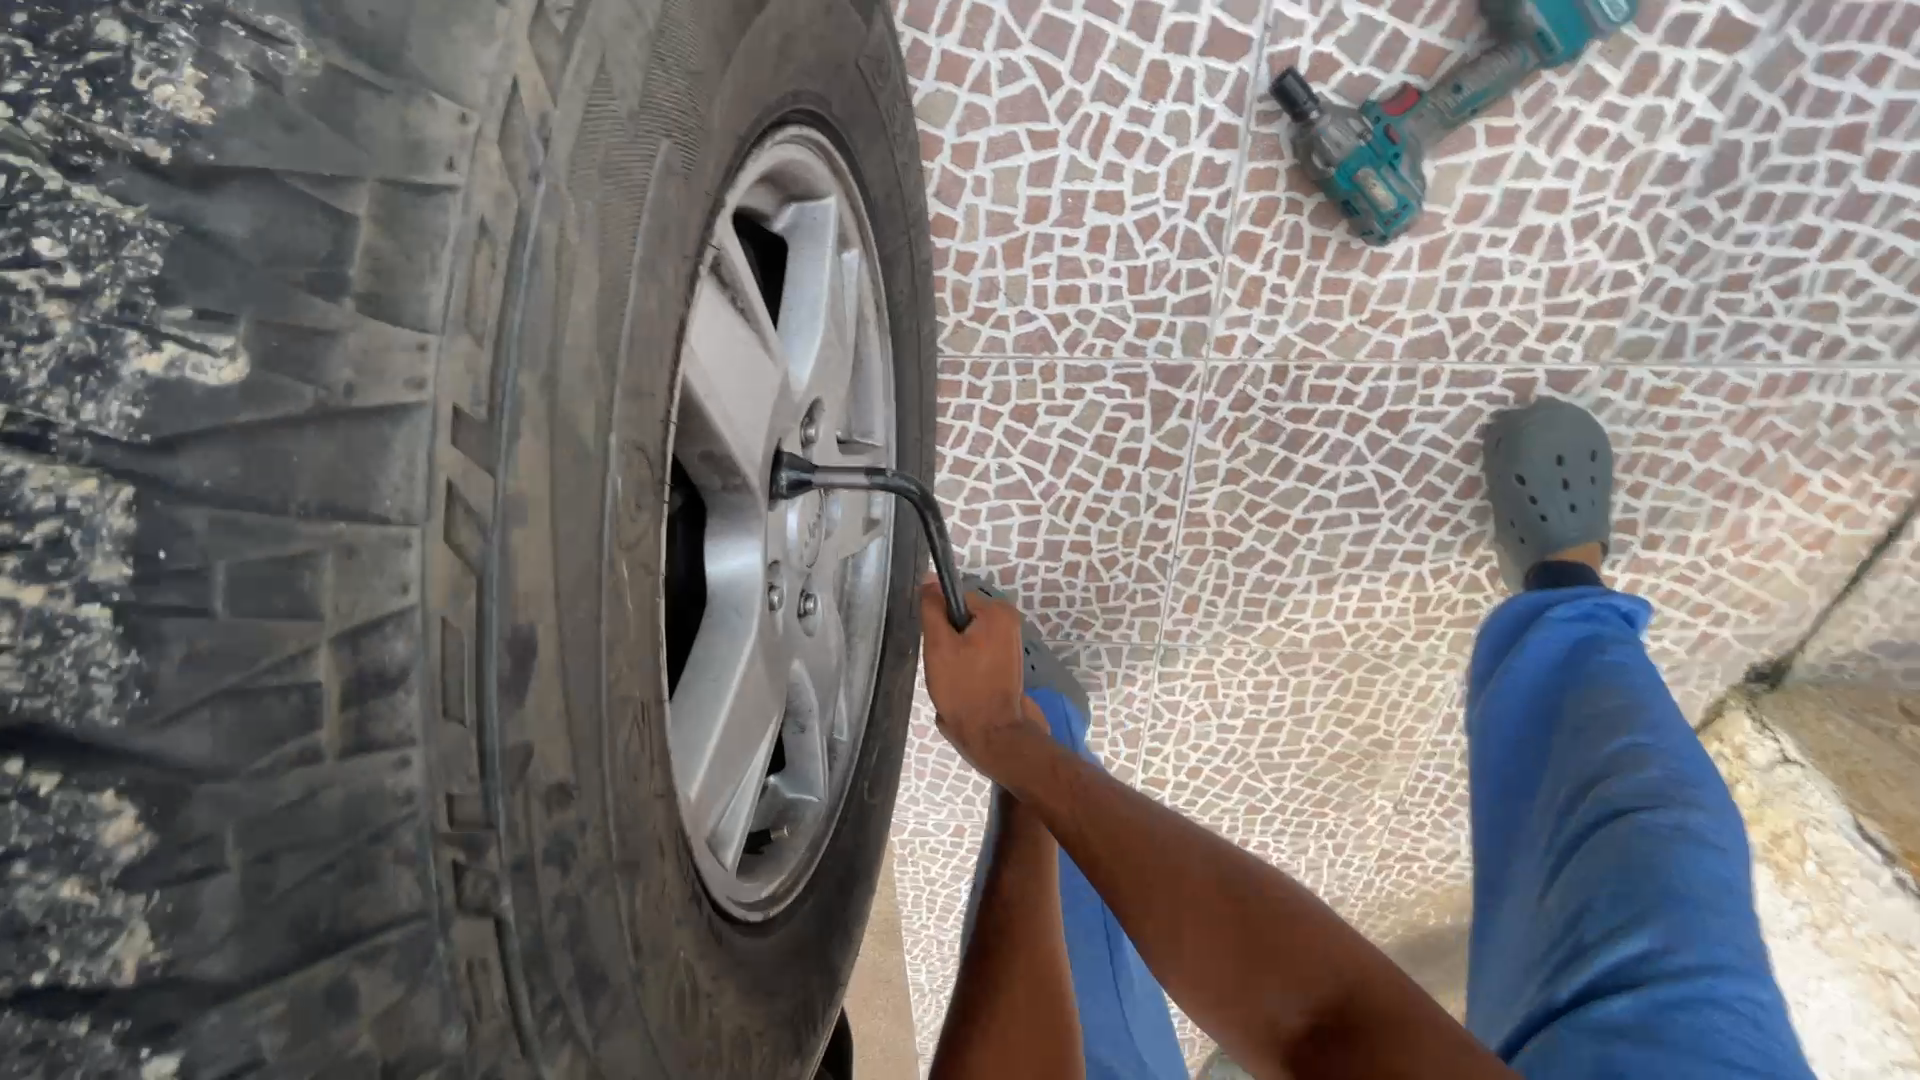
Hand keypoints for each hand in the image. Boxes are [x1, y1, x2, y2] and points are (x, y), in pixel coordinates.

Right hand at [919, 578, 1045, 777]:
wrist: (990, 732)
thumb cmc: (963, 687)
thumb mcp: (939, 645)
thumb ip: (932, 609)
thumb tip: (929, 579)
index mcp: (997, 612)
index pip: (954, 600)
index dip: (939, 620)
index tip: (937, 645)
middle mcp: (1009, 621)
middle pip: (962, 617)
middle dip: (948, 638)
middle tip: (944, 663)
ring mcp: (1011, 642)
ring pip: (967, 636)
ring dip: (955, 652)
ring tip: (953, 675)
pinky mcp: (1007, 661)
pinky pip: (977, 651)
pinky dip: (966, 663)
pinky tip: (962, 681)